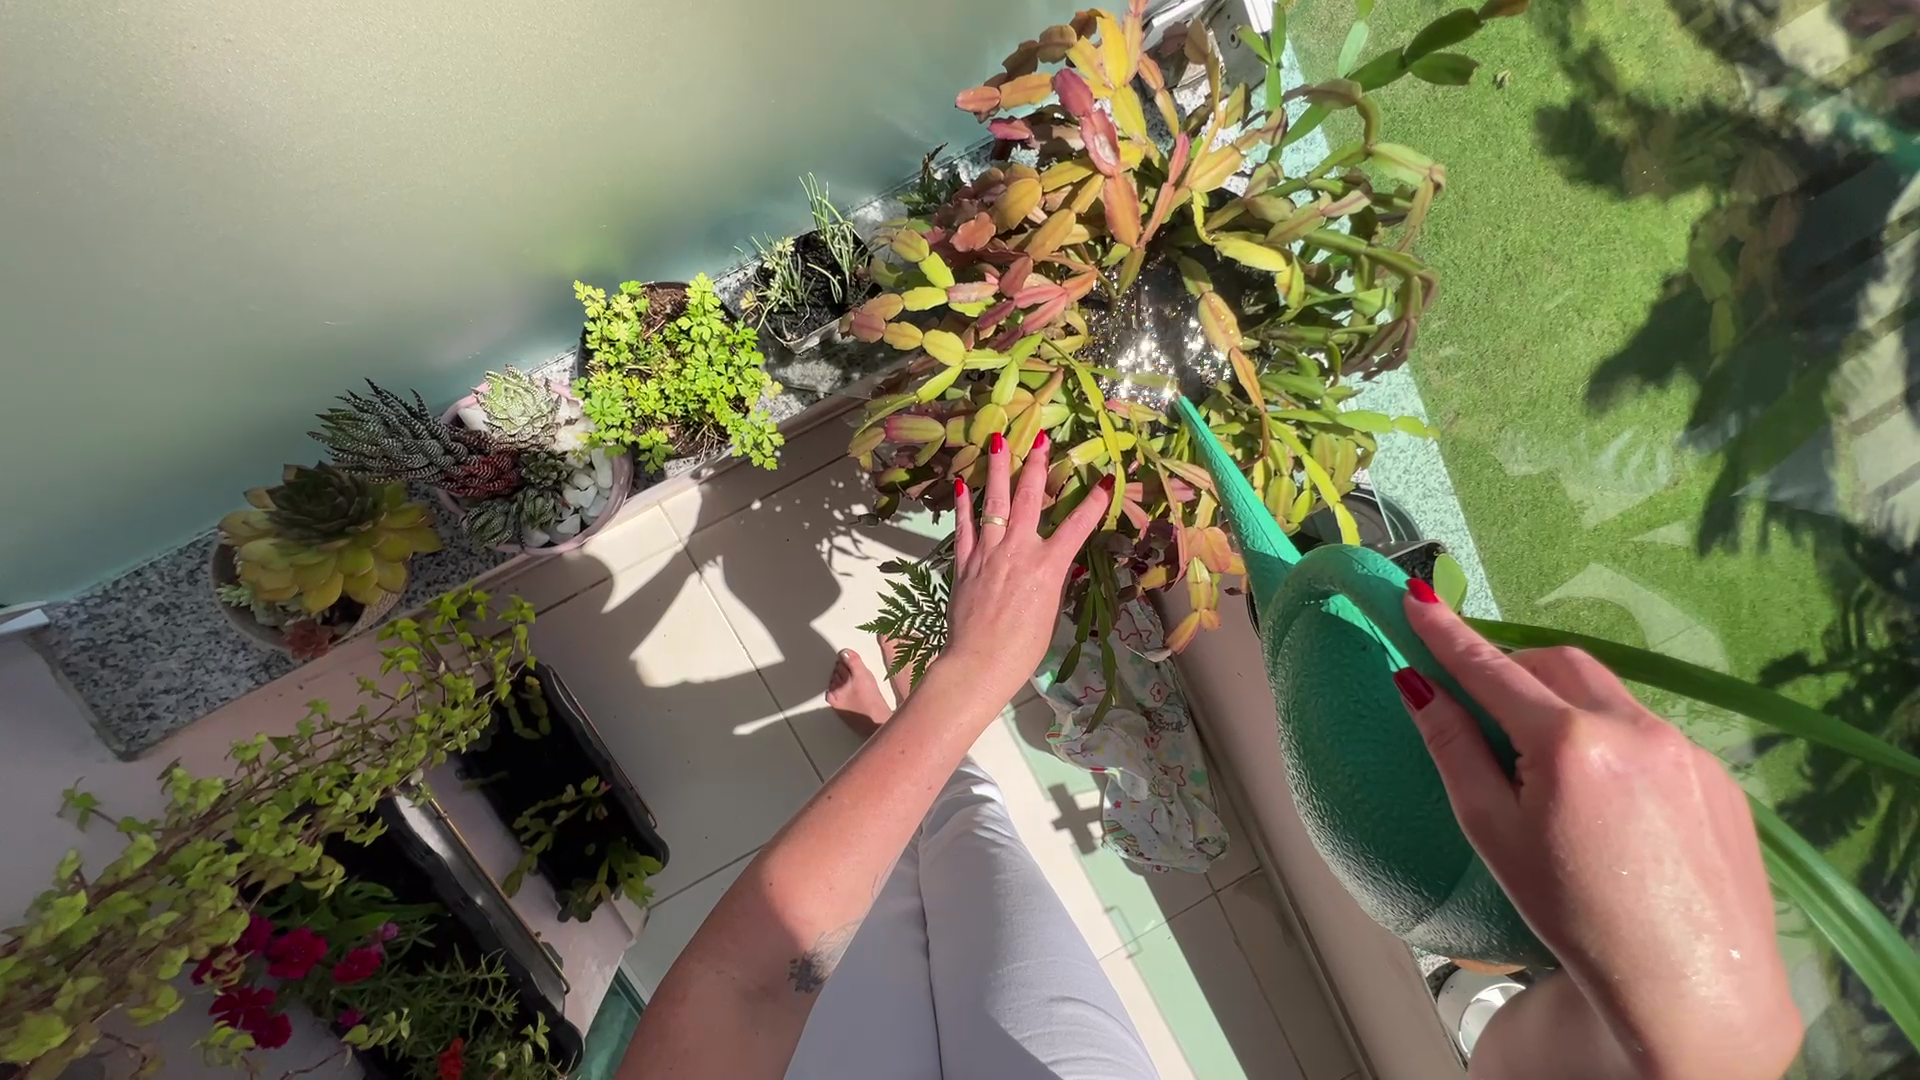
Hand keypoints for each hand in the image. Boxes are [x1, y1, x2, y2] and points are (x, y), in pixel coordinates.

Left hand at [941, 430, 1109, 704]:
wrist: (980, 662)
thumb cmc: (1023, 648)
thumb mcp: (1050, 613)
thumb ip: (1053, 581)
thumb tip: (1061, 562)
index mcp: (1047, 567)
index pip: (1077, 527)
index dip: (1093, 503)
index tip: (1105, 478)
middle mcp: (1018, 551)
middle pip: (1028, 499)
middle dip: (1037, 465)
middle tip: (1040, 436)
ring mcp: (988, 553)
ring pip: (993, 503)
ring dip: (997, 469)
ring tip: (998, 440)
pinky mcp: (964, 562)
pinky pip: (964, 528)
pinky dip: (964, 506)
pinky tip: (962, 485)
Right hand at [1393, 581, 1800, 1079]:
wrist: (1691, 990)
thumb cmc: (1567, 908)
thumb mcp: (1488, 826)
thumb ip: (1450, 744)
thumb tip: (1414, 683)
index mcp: (1569, 742)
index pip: (1489, 668)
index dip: (1446, 631)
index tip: (1415, 595)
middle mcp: (1635, 728)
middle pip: (1555, 661)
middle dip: (1511, 668)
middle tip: (1483, 709)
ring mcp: (1686, 748)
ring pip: (1603, 689)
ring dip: (1558, 698)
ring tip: (1543, 759)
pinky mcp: (1717, 774)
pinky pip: (1643, 726)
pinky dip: (1603, 731)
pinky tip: (1603, 795)